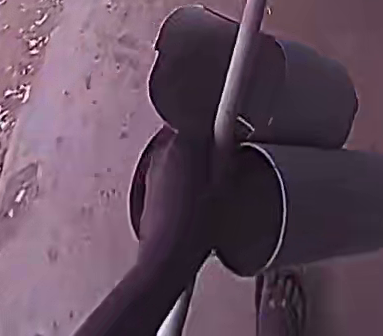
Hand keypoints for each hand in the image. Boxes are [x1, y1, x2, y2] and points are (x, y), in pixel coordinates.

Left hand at [129, 125, 224, 273]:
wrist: (166, 260)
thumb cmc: (193, 226)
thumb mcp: (224, 184)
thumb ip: (227, 154)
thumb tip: (229, 139)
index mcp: (185, 141)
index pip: (208, 122)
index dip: (224, 133)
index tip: (232, 142)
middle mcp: (166, 149)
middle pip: (194, 138)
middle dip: (208, 149)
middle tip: (223, 169)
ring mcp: (155, 167)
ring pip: (183, 155)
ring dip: (195, 164)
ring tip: (208, 190)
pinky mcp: (149, 185)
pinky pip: (172, 171)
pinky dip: (183, 179)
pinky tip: (194, 201)